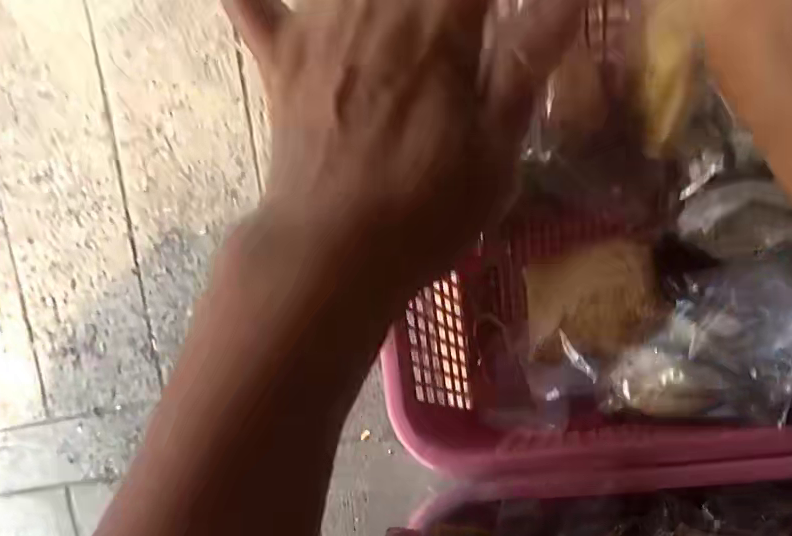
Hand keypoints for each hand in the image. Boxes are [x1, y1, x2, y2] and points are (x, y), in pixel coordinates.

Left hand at [226, 0, 582, 299]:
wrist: (337, 254)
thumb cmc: (429, 214)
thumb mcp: (495, 154)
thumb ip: (525, 65)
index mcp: (438, 23)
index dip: (492, 2)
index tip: (500, 20)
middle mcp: (374, 1)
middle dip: (448, 11)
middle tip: (462, 37)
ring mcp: (318, 22)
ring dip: (388, 5)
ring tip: (413, 40)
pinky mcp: (282, 58)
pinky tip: (266, 0)